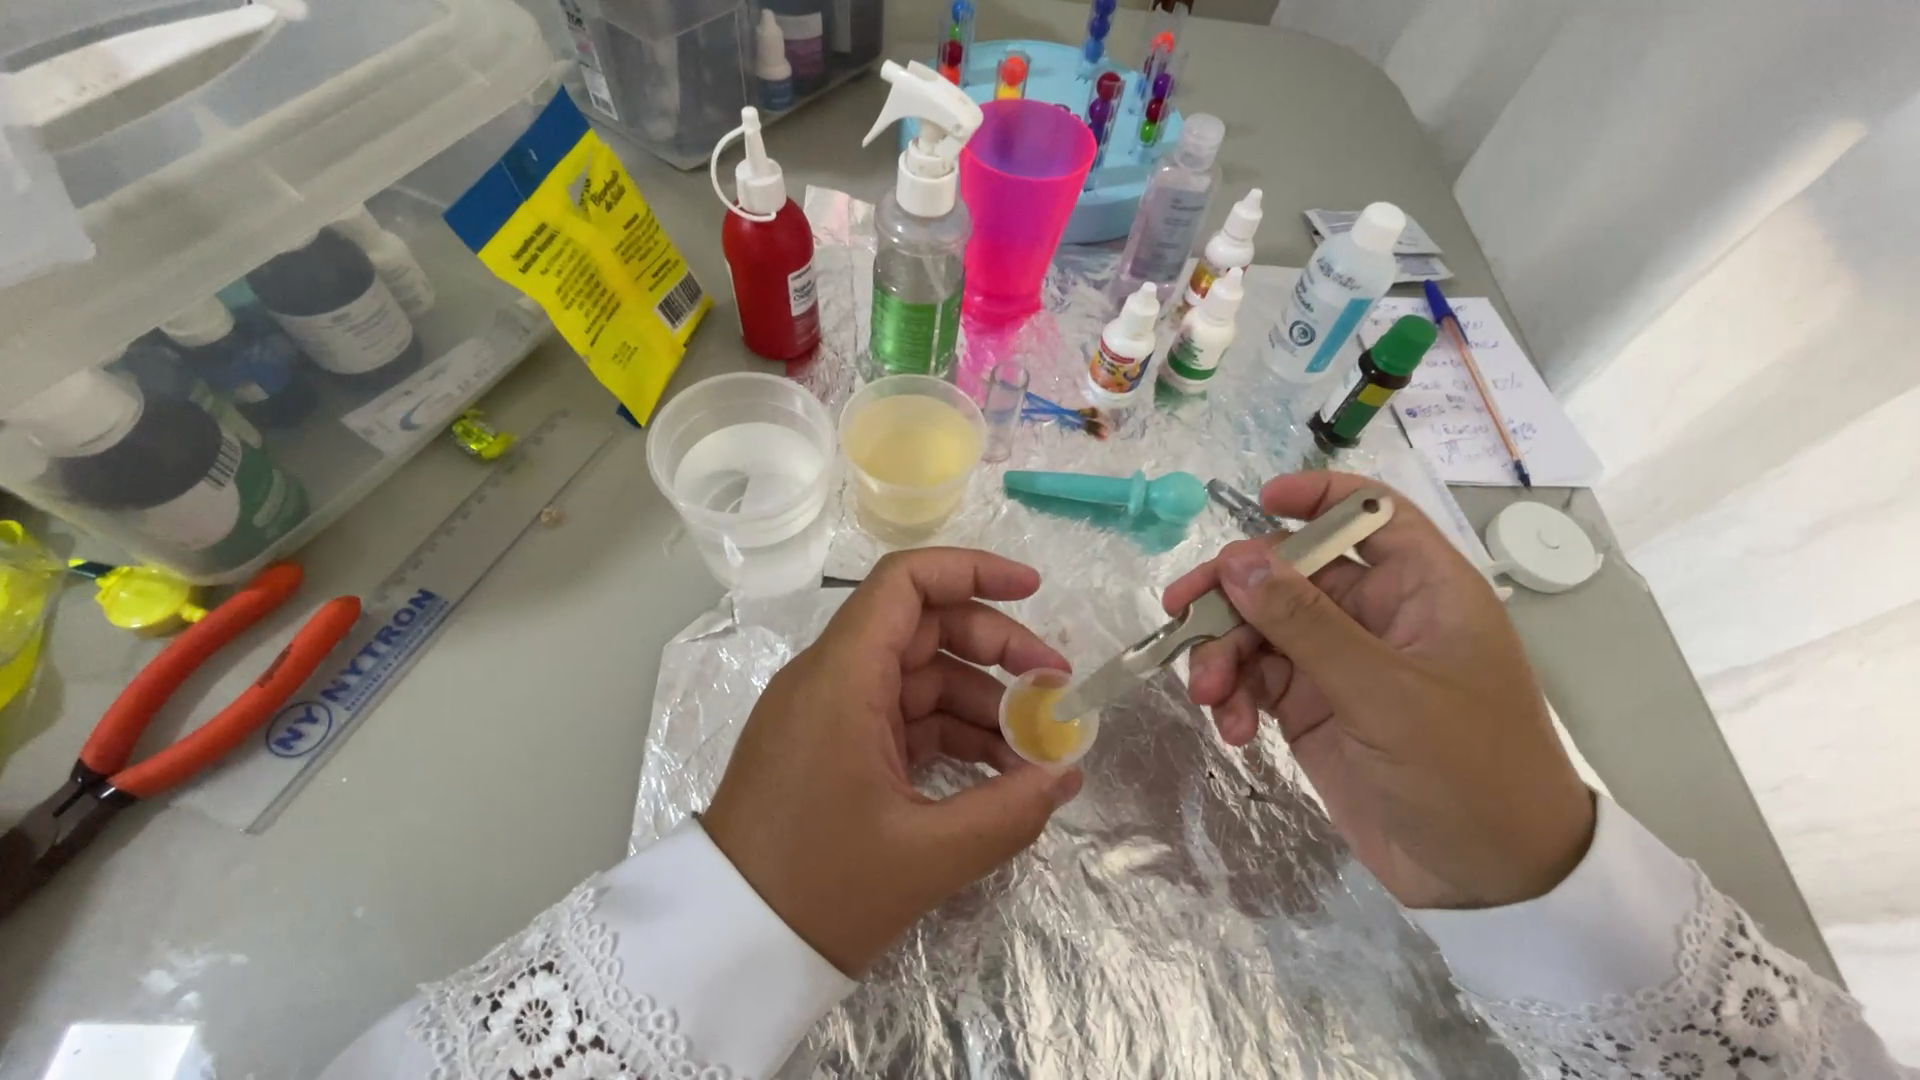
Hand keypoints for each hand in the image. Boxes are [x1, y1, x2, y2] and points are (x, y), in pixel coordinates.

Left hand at [702, 549, 1083, 974]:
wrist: (727, 946)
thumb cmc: (817, 891)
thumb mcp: (927, 855)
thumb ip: (1010, 811)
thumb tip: (1067, 775)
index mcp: (842, 677)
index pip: (905, 582)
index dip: (972, 569)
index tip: (1033, 590)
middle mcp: (833, 678)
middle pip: (924, 627)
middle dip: (997, 649)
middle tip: (1056, 690)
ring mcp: (832, 712)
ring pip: (920, 677)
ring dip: (983, 703)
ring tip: (1037, 752)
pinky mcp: (835, 746)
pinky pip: (904, 718)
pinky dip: (952, 733)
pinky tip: (997, 772)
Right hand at [1164, 472, 1594, 909]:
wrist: (1486, 881)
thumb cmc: (1466, 771)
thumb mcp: (1382, 693)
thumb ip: (1305, 623)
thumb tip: (1236, 559)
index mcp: (1420, 590)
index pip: (1369, 515)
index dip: (1317, 497)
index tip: (1257, 503)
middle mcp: (1375, 616)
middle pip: (1287, 574)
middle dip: (1232, 596)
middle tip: (1181, 614)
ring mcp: (1339, 663)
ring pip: (1260, 628)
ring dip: (1224, 655)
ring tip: (1212, 697)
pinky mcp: (1313, 707)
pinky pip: (1256, 679)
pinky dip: (1235, 696)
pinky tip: (1234, 729)